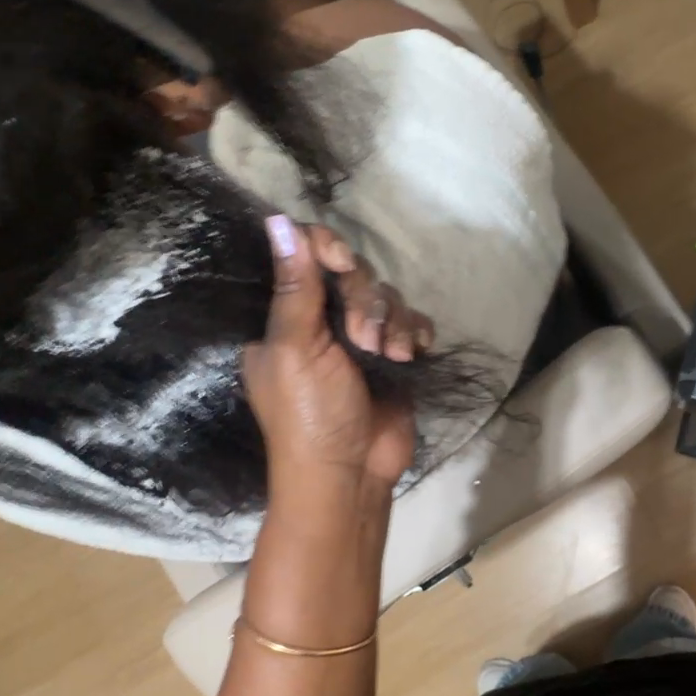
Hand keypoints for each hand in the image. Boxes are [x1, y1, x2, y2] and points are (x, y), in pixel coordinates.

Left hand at [243, 216, 431, 497]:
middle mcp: (322, 322)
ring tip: (391, 356)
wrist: (351, 474)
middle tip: (364, 340)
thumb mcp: (295, 349)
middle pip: (354, 274)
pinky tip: (413, 353)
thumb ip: (295, 287)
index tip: (342, 263)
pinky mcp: (396, 358)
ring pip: (388, 298)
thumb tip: (279, 221)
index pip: (306, 257)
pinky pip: (414, 324)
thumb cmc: (310, 415)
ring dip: (394, 323)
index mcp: (286, 317)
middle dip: (367, 302)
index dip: (328, 250)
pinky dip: (417, 333)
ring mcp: (362, 341)